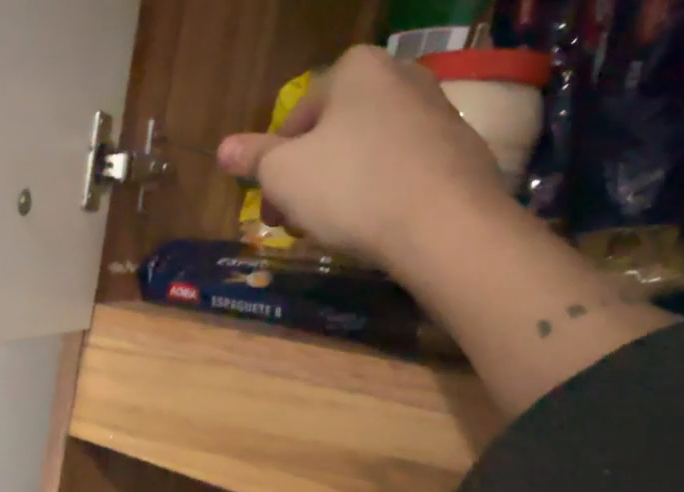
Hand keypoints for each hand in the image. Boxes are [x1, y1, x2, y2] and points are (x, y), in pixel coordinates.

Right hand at [216, 46, 507, 269]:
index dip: (273, 165)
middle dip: (307, 178)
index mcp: (356, 69)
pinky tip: (372, 227)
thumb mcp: (282, 174)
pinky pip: (402, 171)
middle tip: (293, 222)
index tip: (270, 204)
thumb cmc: (349, 187)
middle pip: (333, 134)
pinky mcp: (460, 151)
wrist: (442, 223)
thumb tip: (224, 149)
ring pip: (366, 153)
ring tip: (330, 229)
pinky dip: (380, 194)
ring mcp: (437, 112)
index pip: (296, 117)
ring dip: (339, 189)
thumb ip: (252, 158)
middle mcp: (401, 76)